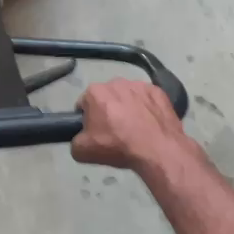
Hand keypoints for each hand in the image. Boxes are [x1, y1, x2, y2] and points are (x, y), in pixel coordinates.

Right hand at [72, 78, 196, 173]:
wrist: (158, 150)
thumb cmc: (118, 146)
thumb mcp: (82, 151)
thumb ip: (75, 141)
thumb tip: (81, 139)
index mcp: (95, 92)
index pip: (84, 104)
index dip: (87, 119)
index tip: (95, 132)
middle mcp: (115, 82)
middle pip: (107, 97)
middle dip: (108, 110)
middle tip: (115, 132)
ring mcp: (139, 85)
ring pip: (127, 96)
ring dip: (128, 108)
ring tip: (135, 129)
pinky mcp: (158, 92)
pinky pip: (147, 99)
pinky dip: (146, 108)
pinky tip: (150, 124)